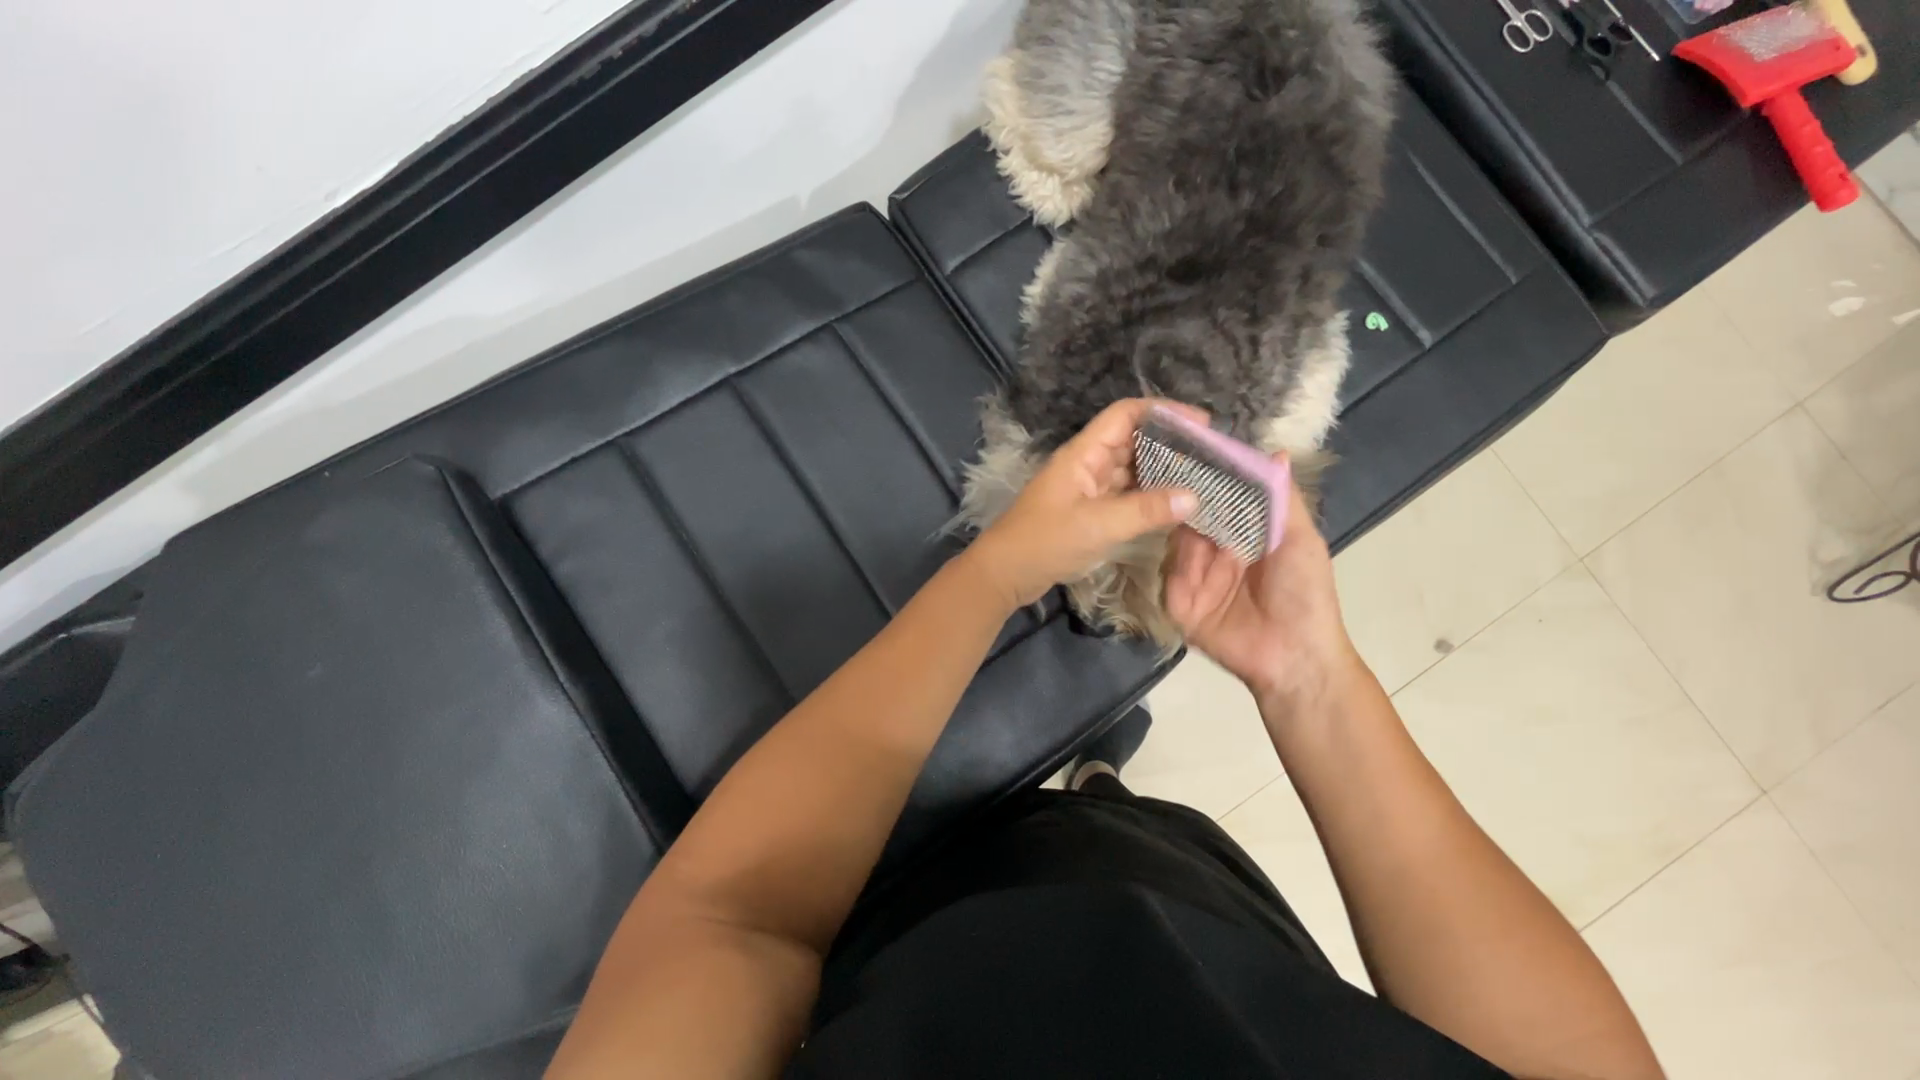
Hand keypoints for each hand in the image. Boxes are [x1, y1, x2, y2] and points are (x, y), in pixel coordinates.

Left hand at [965, 399, 1199, 609]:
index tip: (1202, 424)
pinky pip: (1127, 494)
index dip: (1164, 412)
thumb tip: (1194, 496)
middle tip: (1212, 457)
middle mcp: (1088, 464)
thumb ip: (1145, 510)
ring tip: (1203, 480)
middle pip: (1134, 440)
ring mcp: (1088, 488)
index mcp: (1084, 454)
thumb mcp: (1098, 526)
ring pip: (1133, 469)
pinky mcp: (1090, 511)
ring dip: (1164, 472)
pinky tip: (1176, 506)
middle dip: (1172, 444)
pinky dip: (1151, 496)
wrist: (1004, 574)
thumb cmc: (1045, 542)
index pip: (1126, 415)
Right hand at [1164, 469, 1360, 713]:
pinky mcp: (1179, 602)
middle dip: (1186, 493)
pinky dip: (1176, 557)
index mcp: (1243, 537)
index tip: (1196, 444)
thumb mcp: (1300, 540)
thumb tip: (1277, 452)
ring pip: (1177, 539)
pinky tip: (1179, 542)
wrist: (1295, 656)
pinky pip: (1170, 573)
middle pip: (1193, 516)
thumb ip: (1282, 499)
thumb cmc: (1306, 595)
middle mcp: (1214, 553)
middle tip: (1171, 461)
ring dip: (1180, 520)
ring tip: (1170, 491)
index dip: (1211, 476)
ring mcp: (1194, 577)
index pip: (1220, 499)